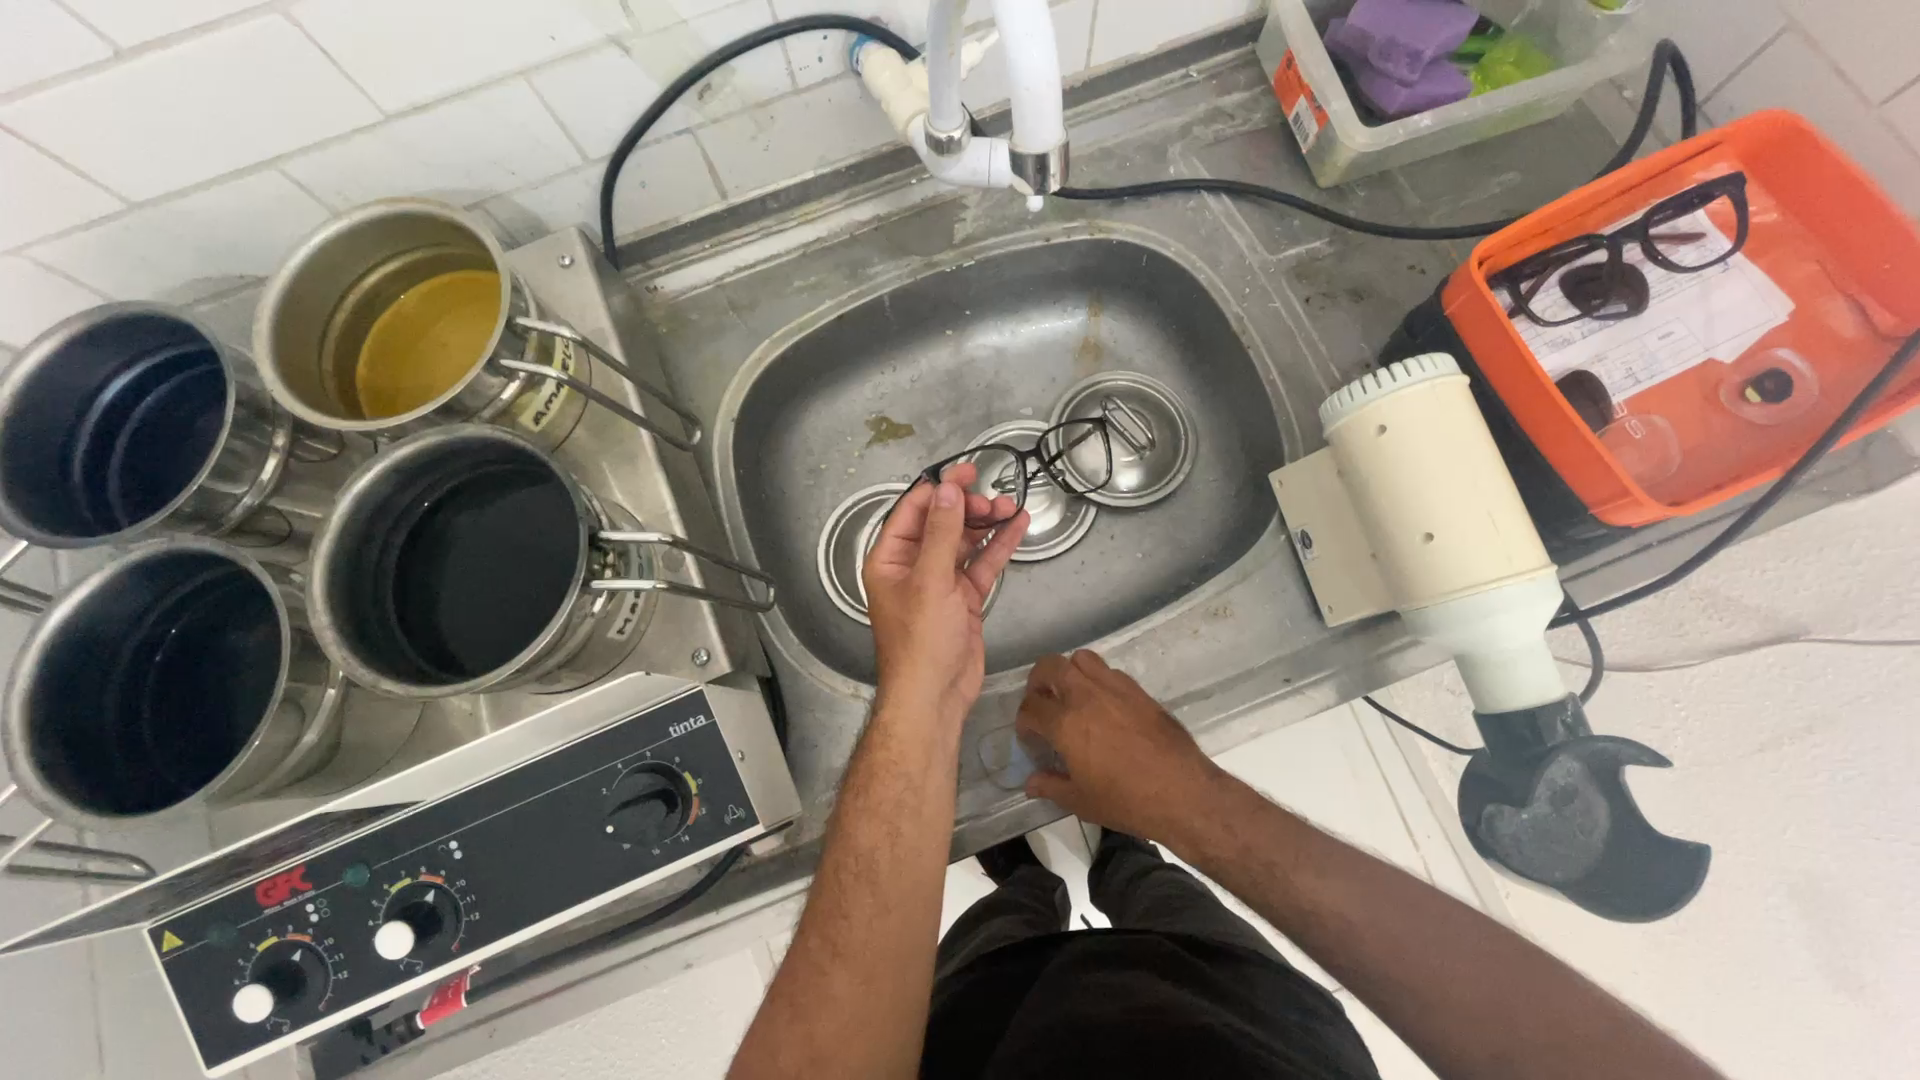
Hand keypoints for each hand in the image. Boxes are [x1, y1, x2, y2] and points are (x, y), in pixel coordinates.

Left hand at [864, 464, 1027, 726]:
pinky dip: (998, 547)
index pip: (913, 512)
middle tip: (993, 498)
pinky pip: (981, 565)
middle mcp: (912, 567)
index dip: (939, 489)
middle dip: (967, 507)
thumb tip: (947, 488)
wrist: (934, 695)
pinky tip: (1017, 526)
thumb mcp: (929, 580)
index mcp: (889, 559)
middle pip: (941, 524)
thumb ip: (941, 532)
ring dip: (986, 524)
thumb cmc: (921, 639)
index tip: (967, 471)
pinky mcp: (964, 599)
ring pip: (965, 542)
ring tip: (1011, 506)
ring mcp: (940, 583)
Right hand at [1017, 650, 1222, 846]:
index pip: (1030, 707)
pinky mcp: (1139, 691)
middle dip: (1038, 682)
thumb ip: (1050, 786)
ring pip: (1081, 659)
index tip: (1030, 737)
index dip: (1024, 721)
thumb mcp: (1080, 801)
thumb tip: (1031, 783)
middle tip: (1042, 704)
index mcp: (1066, 723)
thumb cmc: (1126, 801)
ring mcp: (1114, 688)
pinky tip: (1103, 705)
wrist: (1182, 792)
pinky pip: (1110, 671)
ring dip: (1069, 672)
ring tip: (1072, 696)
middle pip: (1049, 666)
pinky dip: (1098, 680)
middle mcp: (1086, 696)